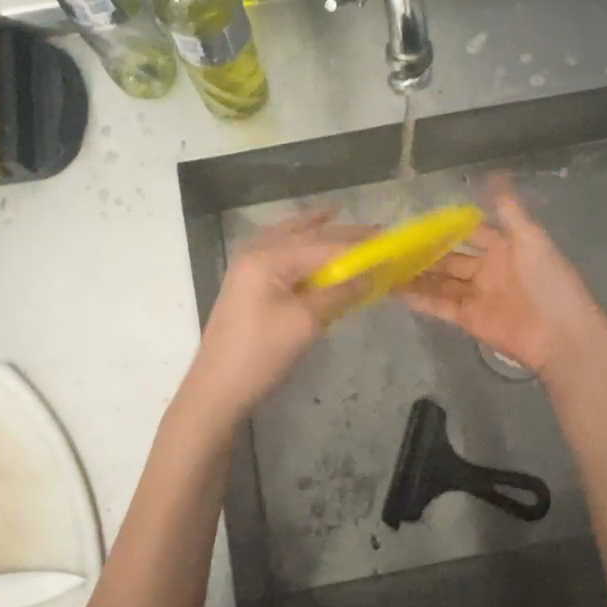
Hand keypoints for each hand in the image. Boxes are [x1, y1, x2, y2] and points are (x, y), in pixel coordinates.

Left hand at [181, 209, 368, 424]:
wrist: (216, 389)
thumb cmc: (261, 355)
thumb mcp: (305, 323)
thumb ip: (340, 293)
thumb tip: (374, 274)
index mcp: (268, 258)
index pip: (323, 244)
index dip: (358, 245)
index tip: (389, 243)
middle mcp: (256, 251)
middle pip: (307, 235)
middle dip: (342, 234)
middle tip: (378, 233)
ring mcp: (248, 264)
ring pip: (290, 237)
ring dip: (318, 230)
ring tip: (343, 217)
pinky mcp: (248, 280)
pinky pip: (279, 249)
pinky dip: (299, 242)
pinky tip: (310, 235)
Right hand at [398, 175, 606, 379]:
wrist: (562, 334)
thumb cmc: (549, 281)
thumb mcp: (531, 238)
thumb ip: (509, 210)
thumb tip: (494, 175)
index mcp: (504, 248)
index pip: (470, 232)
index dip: (446, 227)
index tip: (417, 219)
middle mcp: (487, 269)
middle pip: (450, 258)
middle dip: (425, 253)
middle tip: (392, 245)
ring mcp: (477, 296)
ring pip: (440, 282)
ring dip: (417, 276)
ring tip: (386, 267)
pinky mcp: (469, 320)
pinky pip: (440, 305)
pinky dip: (420, 298)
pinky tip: (396, 290)